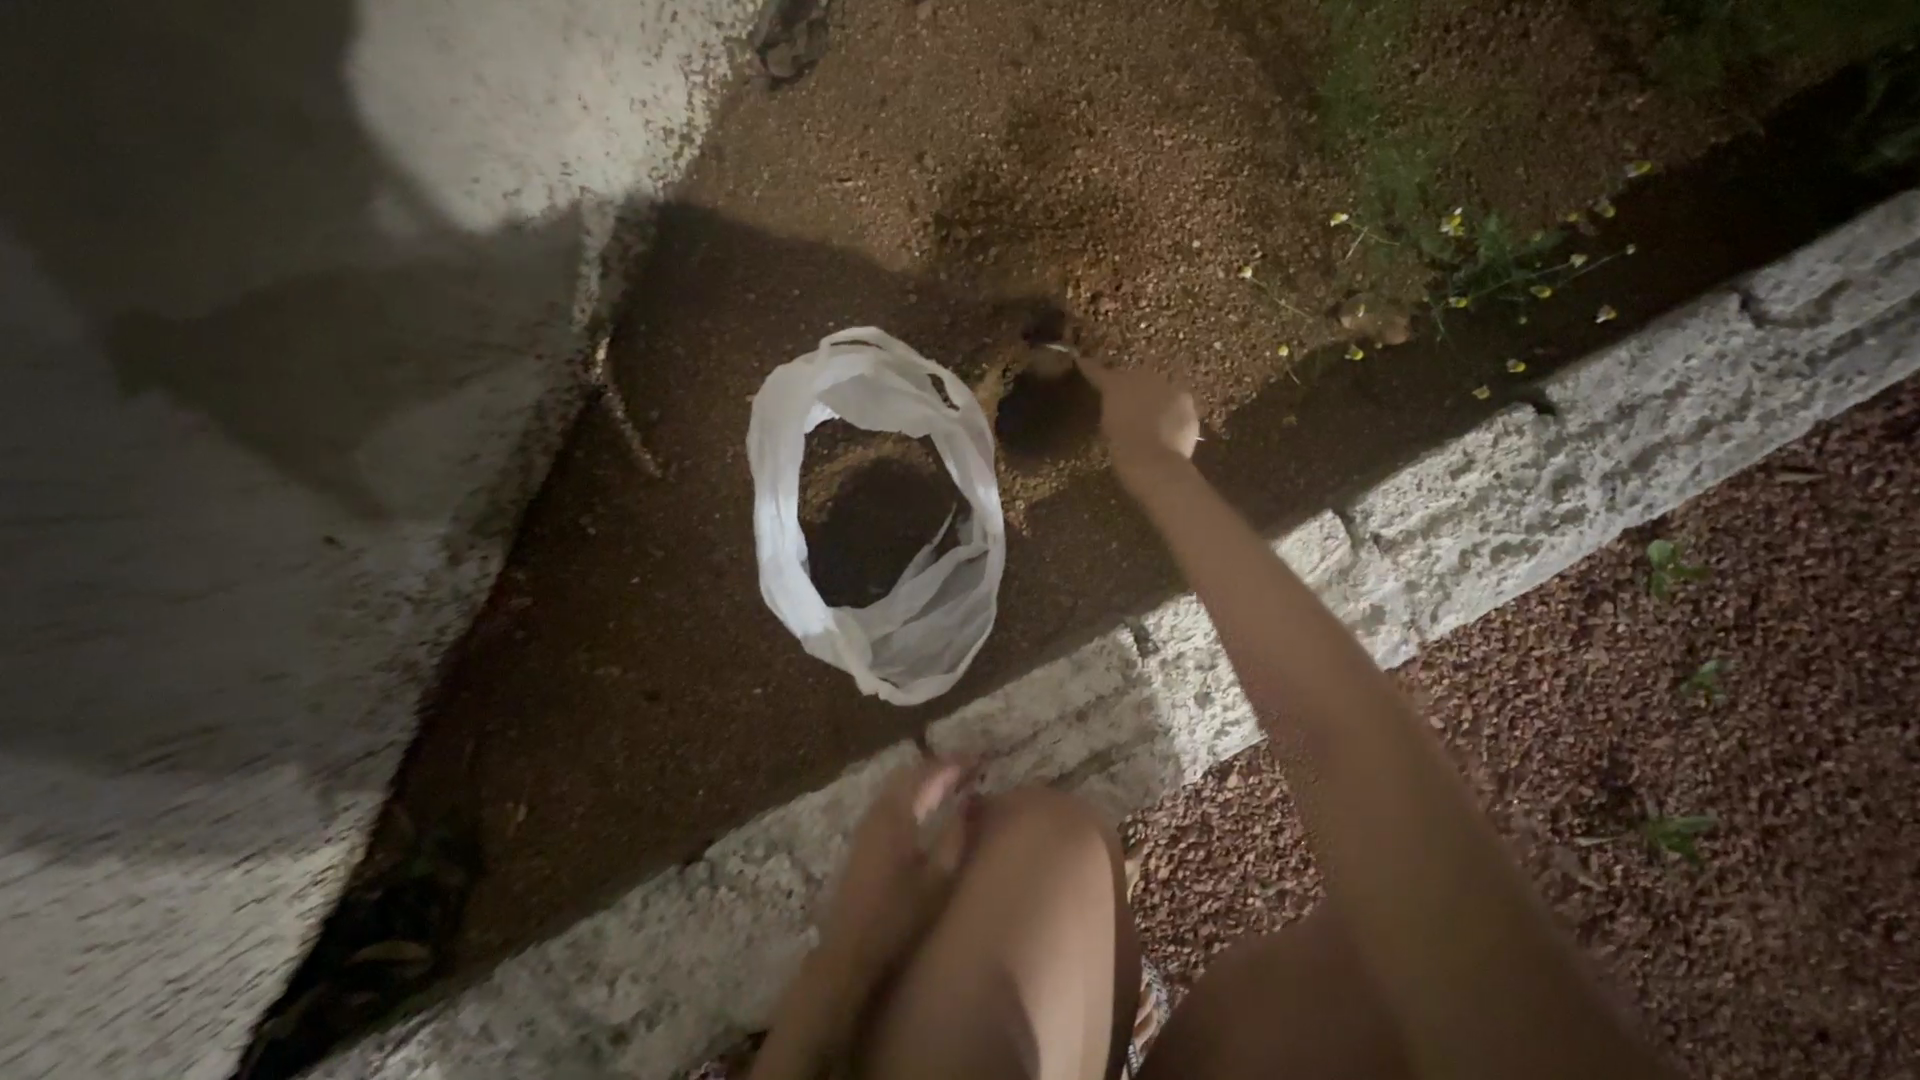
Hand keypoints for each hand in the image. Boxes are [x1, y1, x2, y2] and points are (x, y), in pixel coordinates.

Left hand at [816, 756, 975, 986]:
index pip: (926, 774)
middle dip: (938, 766)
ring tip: (951, 781)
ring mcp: (866, 827)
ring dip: (923, 779)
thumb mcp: (937, 879)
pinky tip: (924, 806)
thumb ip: (955, 836)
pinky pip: (890, 802)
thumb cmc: (898, 917)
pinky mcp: (863, 842)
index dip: (953, 763)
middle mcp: (877, 813)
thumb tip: (971, 801)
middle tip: (967, 767)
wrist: (849, 951)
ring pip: (896, 787)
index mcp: (895, 816)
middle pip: (907, 774)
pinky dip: (911, 793)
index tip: (979, 758)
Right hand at [1075, 353, 1199, 488]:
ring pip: (1160, 389)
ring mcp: (1169, 388)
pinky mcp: (1188, 403)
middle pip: (1136, 378)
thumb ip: (1112, 409)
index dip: (1090, 368)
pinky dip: (1172, 413)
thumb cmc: (1122, 447)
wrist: (1155, 462)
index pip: (1100, 373)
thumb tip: (1118, 406)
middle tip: (1129, 405)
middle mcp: (1144, 377)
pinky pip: (1177, 405)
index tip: (1081, 361)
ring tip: (1152, 419)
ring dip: (1155, 400)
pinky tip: (1168, 429)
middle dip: (1132, 388)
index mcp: (1116, 384)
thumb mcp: (1108, 427)